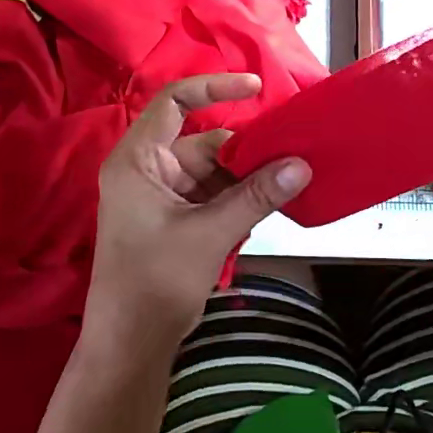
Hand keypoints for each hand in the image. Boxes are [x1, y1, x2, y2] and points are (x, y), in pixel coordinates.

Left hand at [86, 74, 310, 351]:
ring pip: (215, 170)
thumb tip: (302, 165)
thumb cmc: (155, 283)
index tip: (256, 88)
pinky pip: (215, 194)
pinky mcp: (176, 218)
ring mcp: (163, 195)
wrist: (131, 345)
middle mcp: (149, 170)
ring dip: (248, 178)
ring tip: (289, 181)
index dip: (214, 87)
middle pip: (205, 141)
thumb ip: (256, 196)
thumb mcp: (210, 234)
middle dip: (247, 150)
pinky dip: (240, 198)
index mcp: (139, 161)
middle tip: (292, 153)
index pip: (174, 103)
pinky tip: (270, 204)